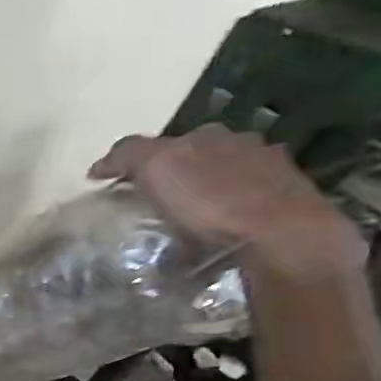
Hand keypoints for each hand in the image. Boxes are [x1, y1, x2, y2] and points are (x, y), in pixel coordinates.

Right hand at [90, 125, 365, 275]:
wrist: (278, 235)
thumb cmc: (213, 200)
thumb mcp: (159, 167)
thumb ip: (129, 157)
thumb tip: (98, 166)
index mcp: (212, 136)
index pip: (169, 143)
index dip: (143, 163)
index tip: (122, 187)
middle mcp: (244, 147)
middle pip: (201, 161)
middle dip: (177, 178)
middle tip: (154, 207)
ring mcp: (269, 177)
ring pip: (225, 185)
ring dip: (204, 202)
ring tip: (185, 229)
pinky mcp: (282, 211)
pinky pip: (243, 215)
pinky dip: (225, 224)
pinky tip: (215, 243)